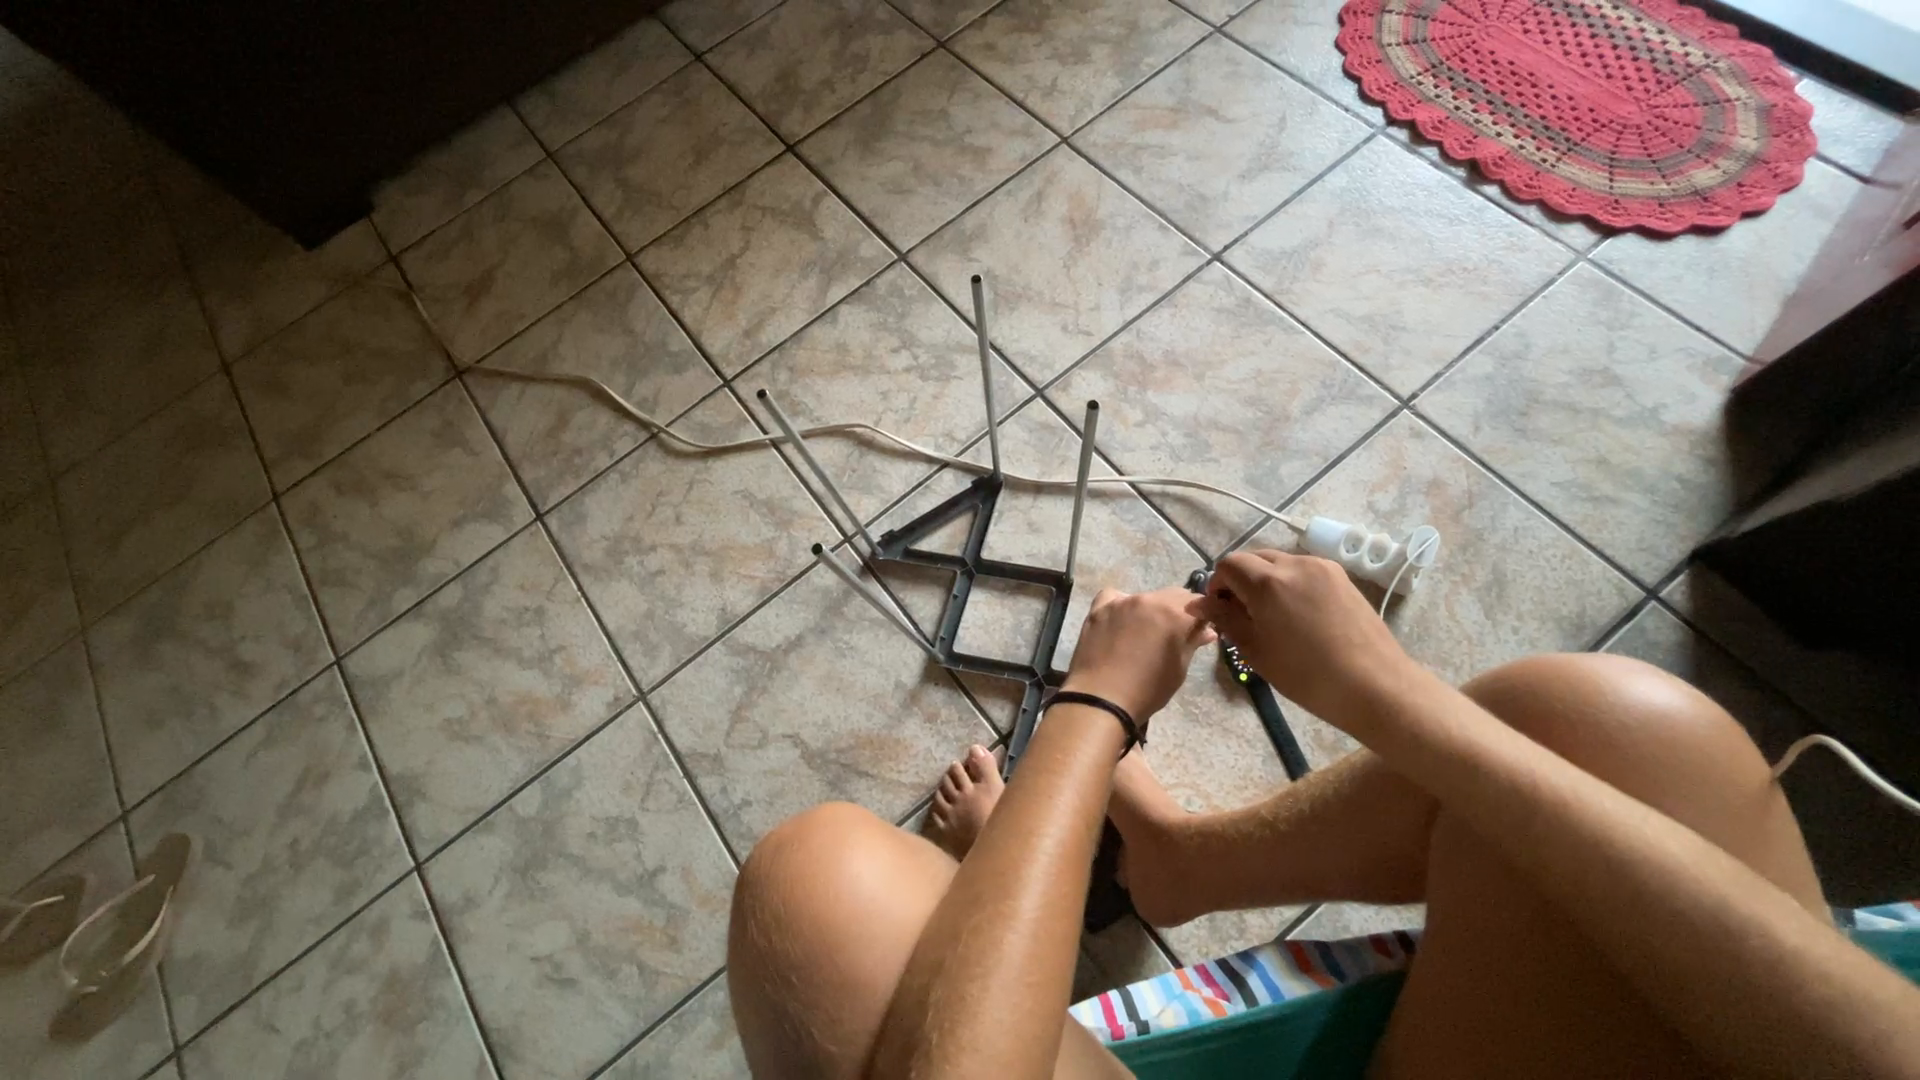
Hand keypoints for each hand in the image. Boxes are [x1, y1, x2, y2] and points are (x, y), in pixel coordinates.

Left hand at [1061, 587, 1215, 722]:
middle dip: (1180, 611)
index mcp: (1173, 614)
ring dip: (1152, 609)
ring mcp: (1120, 602)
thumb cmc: (1147, 690)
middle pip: (1173, 595)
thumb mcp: (1178, 669)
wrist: (1101, 699)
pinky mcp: (1098, 609)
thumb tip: (1207, 631)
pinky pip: (1114, 597)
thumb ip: (1192, 643)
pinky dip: (1122, 605)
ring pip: (1145, 597)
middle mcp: (1148, 600)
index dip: (1206, 615)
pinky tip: (1121, 620)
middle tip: (1176, 633)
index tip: (1201, 630)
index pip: (1200, 602)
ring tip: (1146, 632)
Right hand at [1186, 550, 1412, 720]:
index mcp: (1267, 582)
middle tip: (1242, 615)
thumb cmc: (1307, 675)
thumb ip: (1225, 619)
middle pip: (1253, 559)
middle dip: (1240, 580)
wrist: (1374, 685)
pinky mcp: (1341, 577)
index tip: (1220, 611)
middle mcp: (1294, 564)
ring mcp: (1322, 567)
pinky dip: (1290, 584)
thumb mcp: (1255, 650)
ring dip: (1265, 581)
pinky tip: (1298, 615)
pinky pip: (1303, 571)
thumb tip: (1197, 604)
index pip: (1228, 564)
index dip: (1217, 585)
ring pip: (1279, 563)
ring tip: (1272, 616)